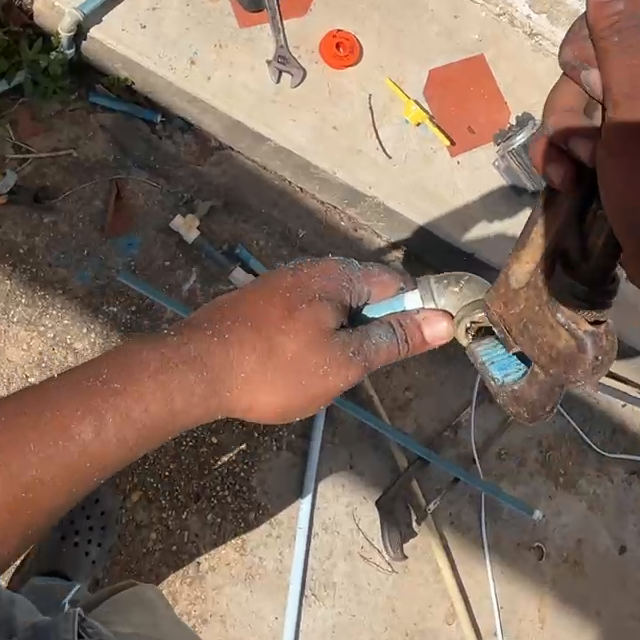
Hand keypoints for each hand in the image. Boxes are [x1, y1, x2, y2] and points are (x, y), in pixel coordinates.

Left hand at [173, 258, 453, 423]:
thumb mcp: (344, 361)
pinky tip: (297, 362)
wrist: (195, 369)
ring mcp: (284, 282)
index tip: (408, 348)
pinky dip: (315, 333)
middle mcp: (314, 269)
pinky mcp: (262, 300)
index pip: (397, 284)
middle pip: (365, 291)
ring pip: (334, 304)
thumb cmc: (275, 369)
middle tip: (360, 367)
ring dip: (343, 332)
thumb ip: (394, 339)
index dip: (412, 313)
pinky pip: (306, 310)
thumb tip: (444, 320)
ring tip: (327, 370)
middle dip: (373, 326)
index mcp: (339, 276)